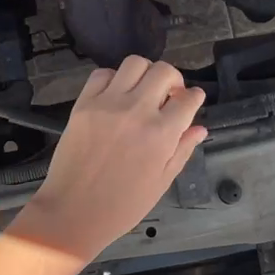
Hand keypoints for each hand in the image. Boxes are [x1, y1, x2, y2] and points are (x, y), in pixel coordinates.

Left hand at [6, 56, 206, 265]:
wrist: (74, 211)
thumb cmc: (122, 205)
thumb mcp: (161, 182)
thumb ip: (182, 149)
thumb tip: (200, 128)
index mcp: (161, 134)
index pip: (188, 99)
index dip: (194, 97)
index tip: (192, 100)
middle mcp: (136, 111)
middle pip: (164, 72)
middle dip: (174, 79)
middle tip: (169, 95)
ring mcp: (107, 104)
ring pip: (134, 63)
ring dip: (145, 73)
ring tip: (143, 90)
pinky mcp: (83, 103)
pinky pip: (101, 74)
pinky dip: (114, 78)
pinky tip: (116, 95)